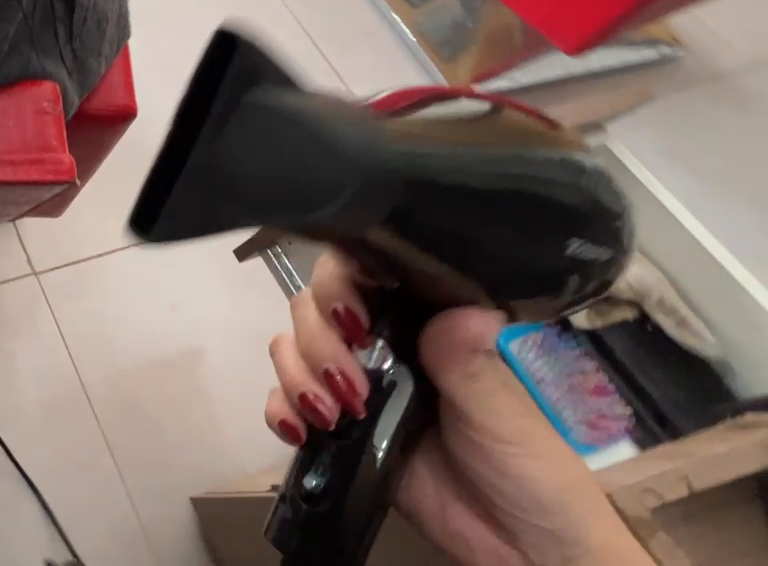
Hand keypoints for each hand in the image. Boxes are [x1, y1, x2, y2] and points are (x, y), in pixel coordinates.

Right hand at [263, 252, 650, 565]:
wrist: (525, 553)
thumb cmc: (530, 473)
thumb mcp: (504, 416)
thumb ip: (468, 362)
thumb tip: (467, 310)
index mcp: (419, 323)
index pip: (359, 271)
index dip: (337, 281)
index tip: (351, 321)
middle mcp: (377, 342)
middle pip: (311, 307)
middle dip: (317, 343)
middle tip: (351, 389)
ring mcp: (350, 381)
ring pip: (290, 347)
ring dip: (297, 376)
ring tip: (332, 417)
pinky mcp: (332, 423)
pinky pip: (281, 398)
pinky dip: (279, 408)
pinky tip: (299, 432)